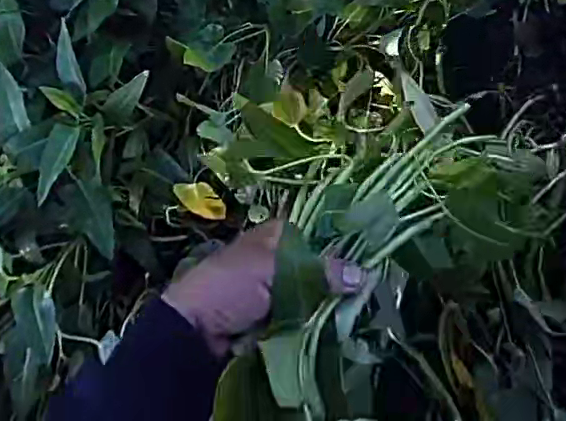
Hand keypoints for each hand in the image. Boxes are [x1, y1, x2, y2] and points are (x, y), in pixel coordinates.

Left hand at [161, 220, 365, 354]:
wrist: (194, 331)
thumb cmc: (231, 284)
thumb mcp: (274, 270)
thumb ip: (318, 271)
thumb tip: (364, 273)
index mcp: (280, 234)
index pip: (320, 234)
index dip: (344, 247)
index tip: (371, 260)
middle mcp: (282, 257)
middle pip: (320, 267)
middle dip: (340, 280)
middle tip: (369, 292)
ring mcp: (279, 290)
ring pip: (315, 294)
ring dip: (330, 305)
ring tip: (361, 311)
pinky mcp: (276, 318)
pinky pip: (304, 318)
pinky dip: (316, 323)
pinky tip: (338, 327)